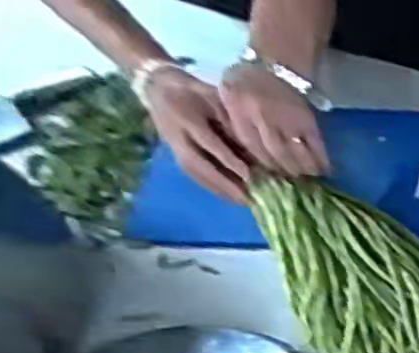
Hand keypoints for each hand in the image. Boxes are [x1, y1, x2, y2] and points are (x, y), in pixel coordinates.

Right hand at [140, 66, 249, 202]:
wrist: (159, 83)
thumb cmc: (198, 93)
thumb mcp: (217, 100)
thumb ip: (233, 123)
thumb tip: (259, 151)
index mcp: (183, 113)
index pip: (207, 141)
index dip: (227, 159)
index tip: (249, 176)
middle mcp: (173, 130)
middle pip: (195, 161)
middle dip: (224, 182)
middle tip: (251, 198)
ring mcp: (170, 141)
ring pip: (193, 170)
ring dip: (220, 188)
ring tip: (247, 202)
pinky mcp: (173, 149)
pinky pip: (192, 172)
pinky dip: (213, 187)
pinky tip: (234, 198)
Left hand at [219, 61, 328, 177]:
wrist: (273, 67)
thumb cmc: (245, 83)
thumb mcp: (228, 97)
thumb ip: (235, 122)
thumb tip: (248, 154)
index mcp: (239, 109)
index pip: (251, 144)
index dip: (260, 163)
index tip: (266, 175)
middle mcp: (264, 116)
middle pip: (276, 154)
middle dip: (284, 170)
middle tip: (289, 181)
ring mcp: (290, 121)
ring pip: (298, 155)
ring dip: (304, 171)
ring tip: (306, 179)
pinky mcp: (310, 124)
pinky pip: (318, 150)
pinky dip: (322, 164)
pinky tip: (324, 172)